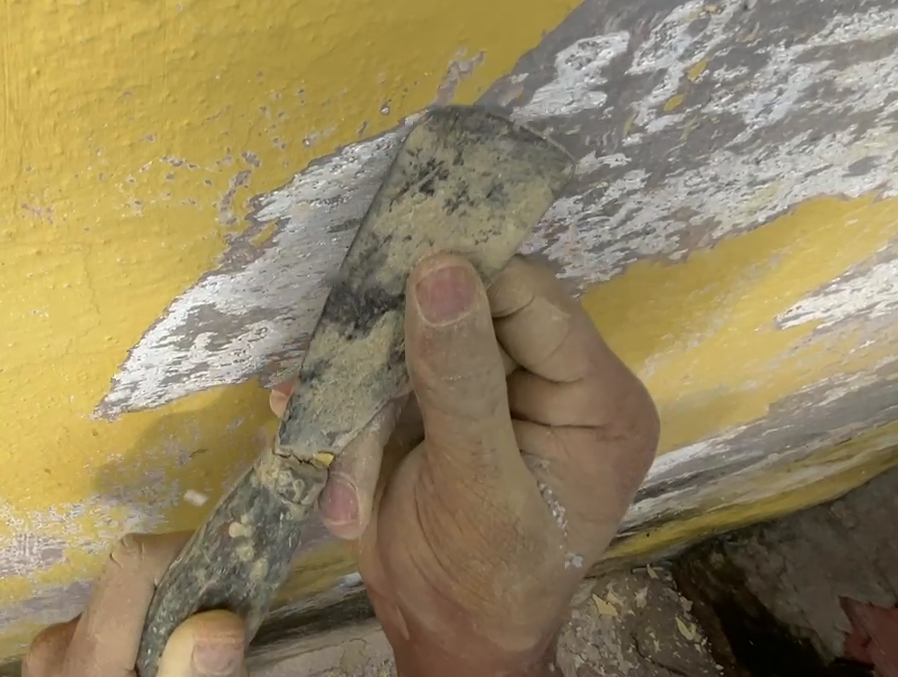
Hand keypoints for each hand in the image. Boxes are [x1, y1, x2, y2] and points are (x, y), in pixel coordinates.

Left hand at [21, 533, 247, 676]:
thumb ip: (194, 676)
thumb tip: (221, 620)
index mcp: (83, 661)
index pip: (134, 561)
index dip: (184, 553)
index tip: (226, 577)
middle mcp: (56, 645)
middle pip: (133, 581)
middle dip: (180, 594)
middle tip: (216, 637)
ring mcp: (50, 654)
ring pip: (123, 605)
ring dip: (161, 618)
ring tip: (186, 659)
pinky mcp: (56, 661)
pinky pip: (108, 628)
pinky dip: (139, 637)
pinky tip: (156, 666)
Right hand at [272, 254, 658, 676]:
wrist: (437, 629)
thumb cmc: (482, 575)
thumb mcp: (477, 483)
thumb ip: (460, 379)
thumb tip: (440, 267)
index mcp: (592, 395)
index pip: (530, 296)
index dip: (464, 275)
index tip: (389, 272)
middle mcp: (545, 375)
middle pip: (471, 298)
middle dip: (403, 317)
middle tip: (346, 337)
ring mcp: (484, 379)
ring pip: (417, 320)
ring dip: (364, 354)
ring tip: (323, 383)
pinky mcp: (433, 390)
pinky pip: (385, 356)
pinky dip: (344, 375)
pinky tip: (304, 395)